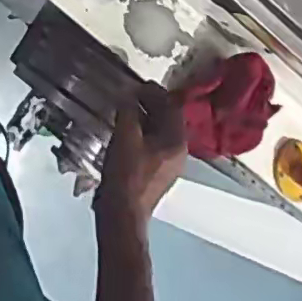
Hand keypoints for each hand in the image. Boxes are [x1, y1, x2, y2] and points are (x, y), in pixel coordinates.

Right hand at [96, 83, 186, 224]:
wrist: (122, 215)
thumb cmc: (126, 173)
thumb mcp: (125, 135)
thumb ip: (129, 110)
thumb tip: (129, 95)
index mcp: (177, 141)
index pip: (171, 106)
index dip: (155, 91)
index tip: (137, 84)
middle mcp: (179, 151)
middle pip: (168, 118)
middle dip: (150, 103)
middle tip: (129, 94)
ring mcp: (169, 164)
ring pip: (160, 131)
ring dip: (144, 117)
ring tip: (125, 109)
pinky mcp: (157, 173)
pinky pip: (153, 143)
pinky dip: (142, 132)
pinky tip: (125, 130)